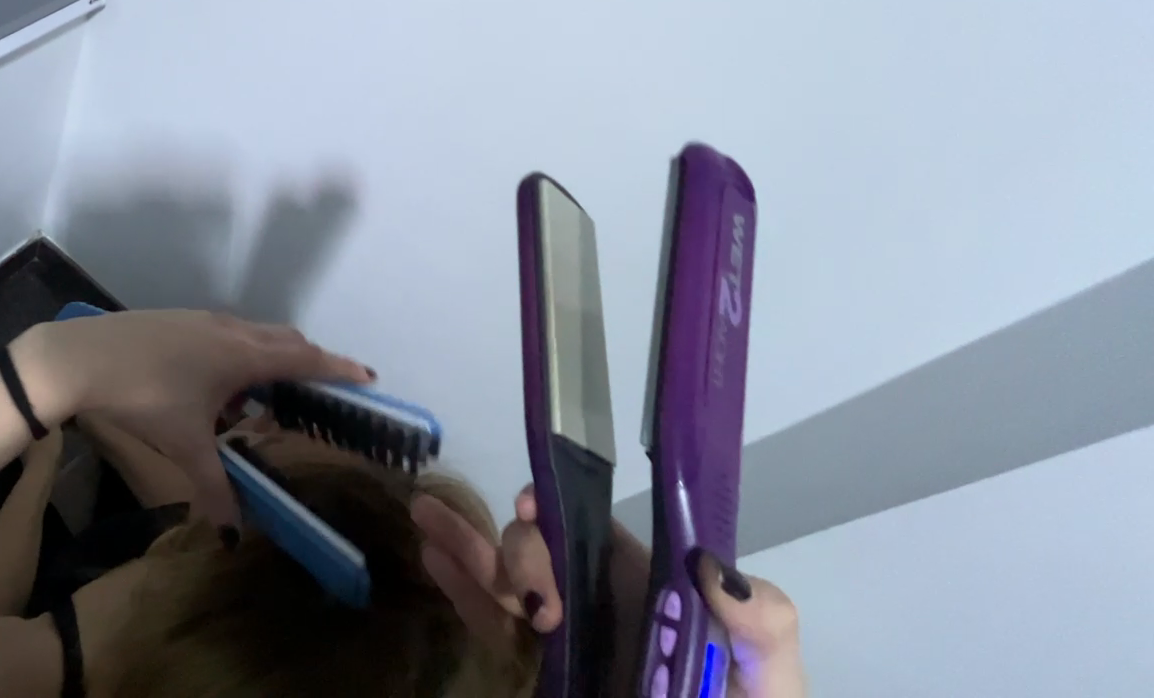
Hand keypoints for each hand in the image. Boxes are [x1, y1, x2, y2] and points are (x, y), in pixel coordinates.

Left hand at [11, 310, 371, 528]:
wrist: (83, 356)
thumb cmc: (145, 395)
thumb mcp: (184, 445)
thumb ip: (215, 488)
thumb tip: (233, 531)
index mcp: (243, 354)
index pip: (305, 358)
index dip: (338, 368)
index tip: (368, 376)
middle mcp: (231, 329)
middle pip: (284, 340)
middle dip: (308, 362)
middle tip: (320, 392)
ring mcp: (203, 320)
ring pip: (254, 334)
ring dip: (269, 359)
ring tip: (264, 398)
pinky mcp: (179, 319)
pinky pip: (227, 334)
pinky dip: (239, 355)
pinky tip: (216, 387)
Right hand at [413, 485, 805, 697]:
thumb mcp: (764, 684)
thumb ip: (761, 629)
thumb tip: (712, 566)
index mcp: (644, 586)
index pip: (592, 528)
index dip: (557, 508)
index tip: (533, 510)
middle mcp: (595, 597)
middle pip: (540, 546)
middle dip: (520, 551)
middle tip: (533, 605)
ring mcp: (560, 633)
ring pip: (502, 571)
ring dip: (463, 539)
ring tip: (424, 512)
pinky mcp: (531, 665)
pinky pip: (487, 615)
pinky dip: (457, 582)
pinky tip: (429, 554)